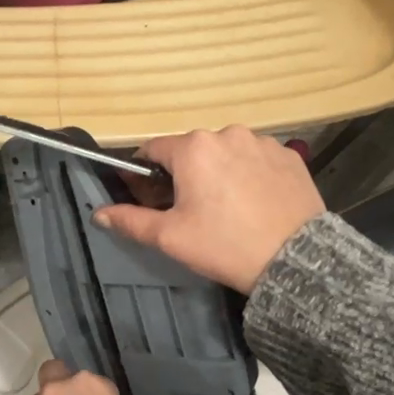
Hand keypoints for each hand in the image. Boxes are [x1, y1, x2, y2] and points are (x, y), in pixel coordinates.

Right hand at [95, 126, 324, 293]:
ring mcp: (262, 142)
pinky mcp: (290, 155)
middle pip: (191, 151)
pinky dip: (250, 175)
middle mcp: (227, 133)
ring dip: (220, 172)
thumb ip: (130, 221)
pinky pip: (257, 159)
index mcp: (193, 148)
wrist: (295, 260)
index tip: (151, 199)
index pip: (153, 150)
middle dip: (185, 174)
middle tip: (192, 212)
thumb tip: (98, 213)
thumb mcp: (170, 238)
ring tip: (229, 209)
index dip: (146, 174)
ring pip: (226, 153)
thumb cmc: (224, 246)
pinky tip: (255, 204)